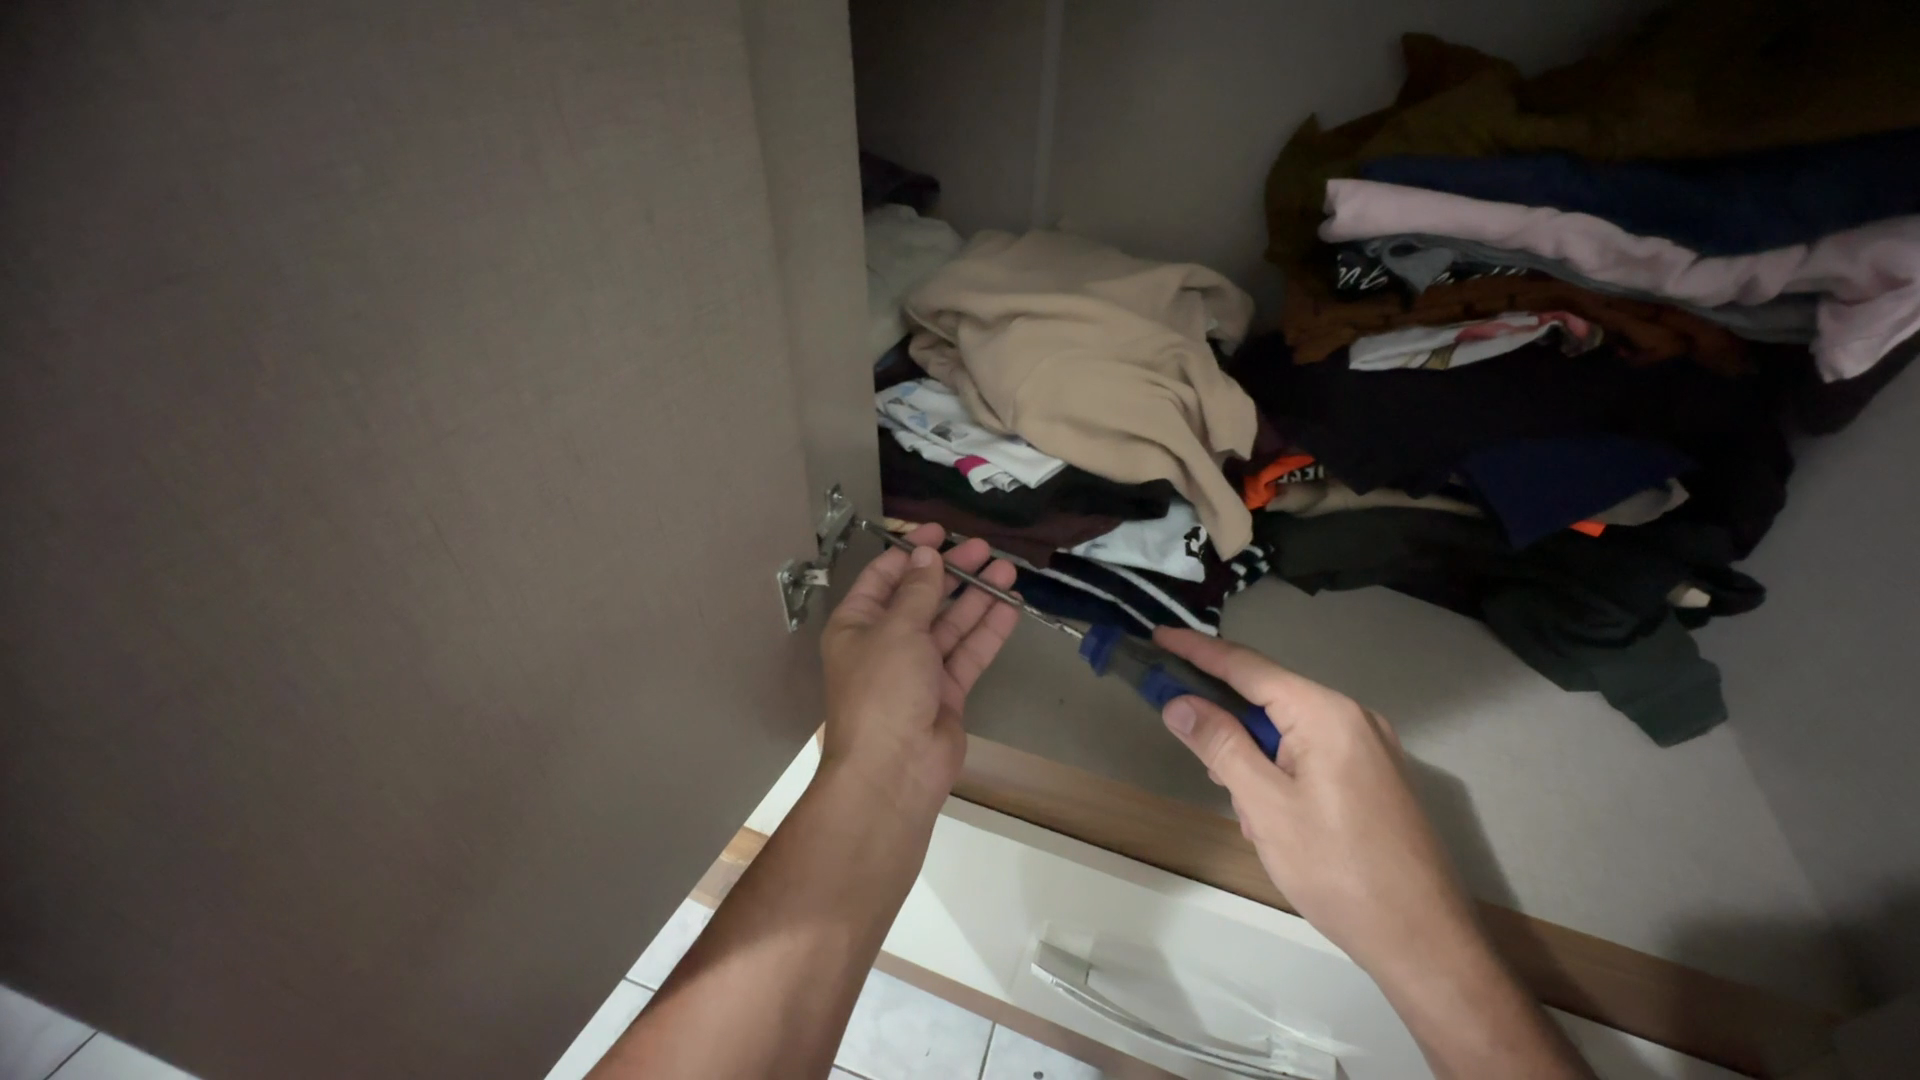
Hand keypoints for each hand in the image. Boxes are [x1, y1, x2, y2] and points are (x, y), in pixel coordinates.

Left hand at [818, 524, 1019, 814]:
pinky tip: (1011, 607)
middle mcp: (885, 643)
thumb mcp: (896, 630)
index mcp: (857, 625)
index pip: (884, 578)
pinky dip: (988, 631)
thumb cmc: (883, 690)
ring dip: (976, 597)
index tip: (940, 531)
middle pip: (922, 598)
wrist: (894, 770)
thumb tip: (925, 555)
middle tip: (983, 548)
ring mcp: (918, 669)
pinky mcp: (946, 692)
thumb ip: (918, 591)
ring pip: (950, 624)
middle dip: (952, 572)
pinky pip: (968, 653)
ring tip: (1007, 569)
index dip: (911, 552)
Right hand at [1151, 627, 1484, 983]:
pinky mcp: (1375, 776)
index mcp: (1326, 714)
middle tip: (1199, 760)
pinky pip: (1311, 755)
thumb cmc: (1337, 869)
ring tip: (1249, 815)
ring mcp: (1369, 747)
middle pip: (1269, 699)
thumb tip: (1179, 702)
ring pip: (1288, 733)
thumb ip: (1220, 745)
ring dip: (1254, 761)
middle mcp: (1353, 717)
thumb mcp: (1265, 806)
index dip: (1198, 650)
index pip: (1248, 667)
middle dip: (1228, 727)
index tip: (1160, 635)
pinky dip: (1280, 775)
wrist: (1425, 941)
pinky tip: (1276, 821)